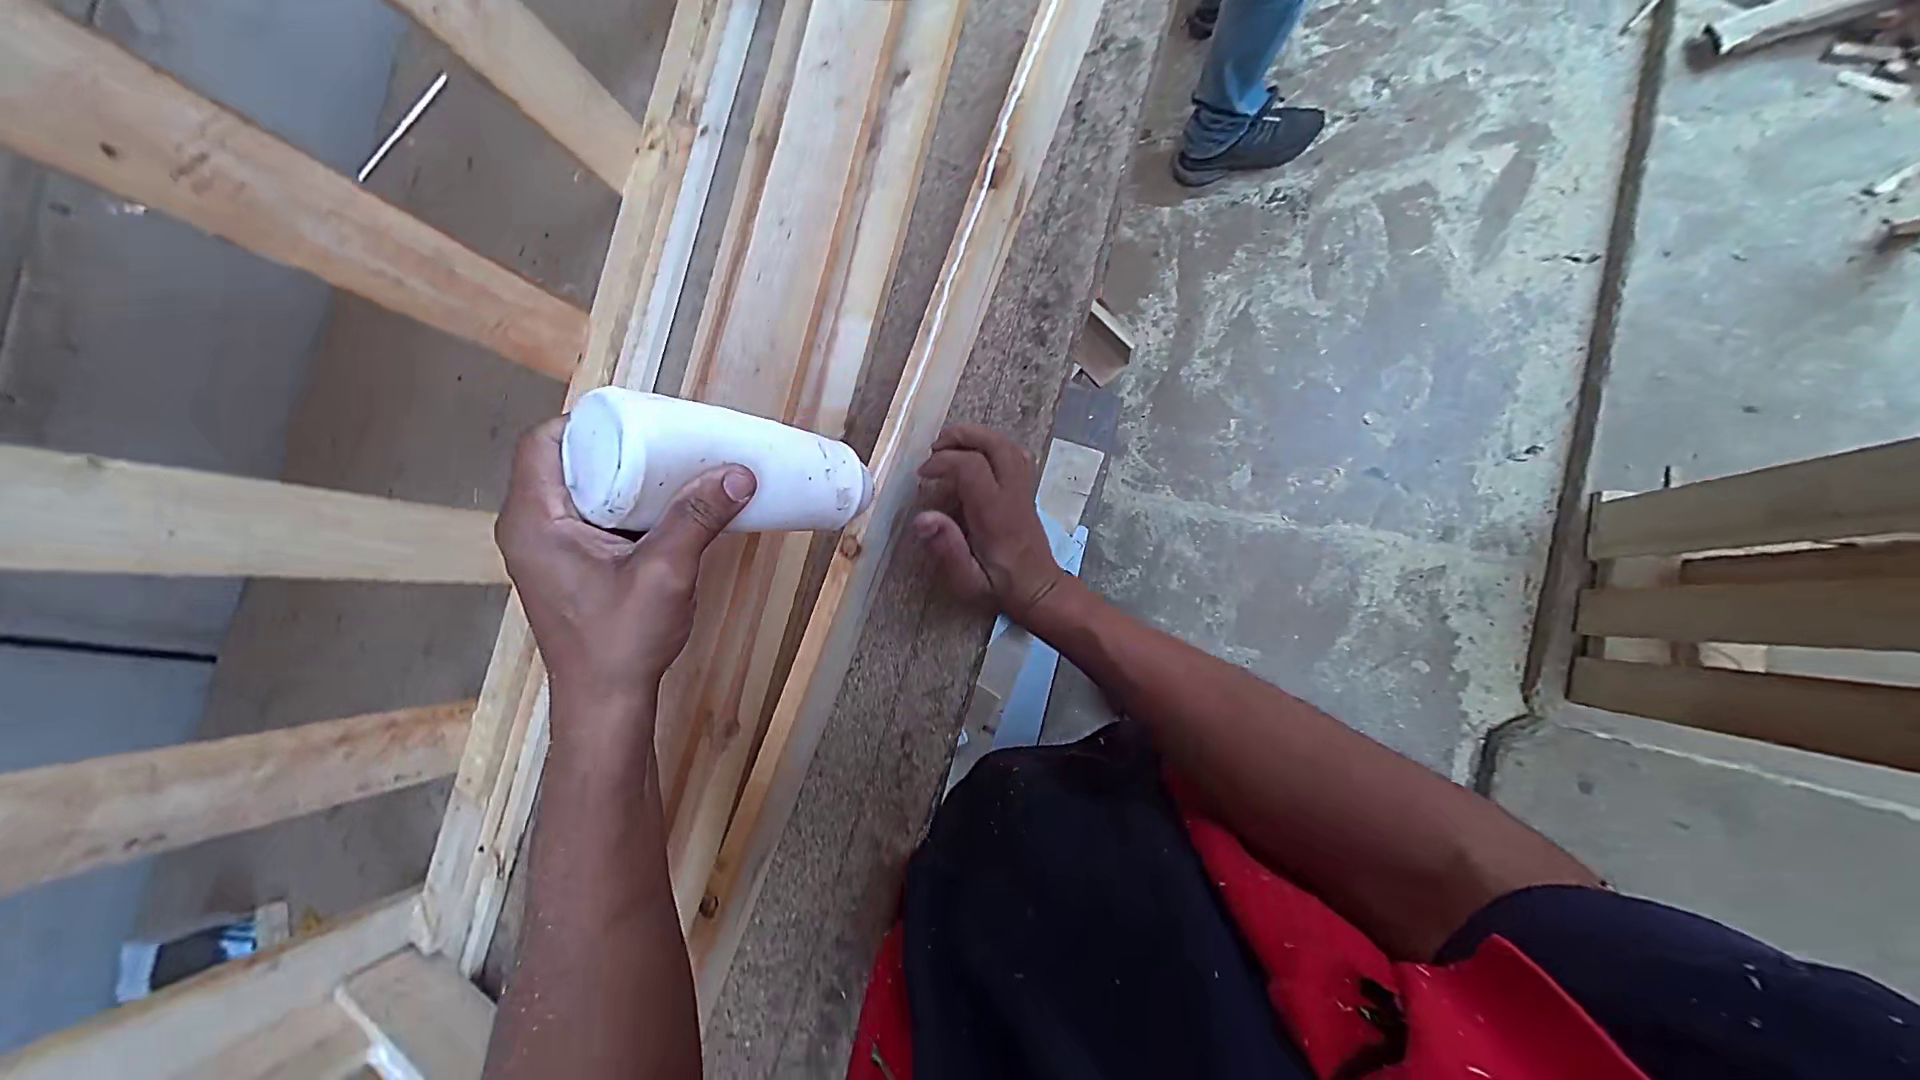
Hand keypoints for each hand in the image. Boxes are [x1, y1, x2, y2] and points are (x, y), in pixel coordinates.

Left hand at [496, 418, 754, 724]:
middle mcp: (531, 530)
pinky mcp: (570, 569)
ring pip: (582, 491)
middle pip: (565, 463)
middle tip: (667, 441)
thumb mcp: (665, 571)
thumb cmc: (621, 640)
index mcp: (534, 521)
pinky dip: (627, 506)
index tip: (641, 420)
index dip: (588, 423)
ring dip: (625, 477)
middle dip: (617, 447)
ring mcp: (549, 551)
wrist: (607, 703)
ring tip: (673, 469)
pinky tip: (666, 510)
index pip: (543, 442)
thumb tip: (739, 474)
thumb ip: (698, 518)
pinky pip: (594, 519)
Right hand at [912, 424, 1063, 622]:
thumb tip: (922, 519)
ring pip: (1008, 445)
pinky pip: (1016, 455)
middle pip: (995, 444)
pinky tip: (976, 457)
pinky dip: (993, 446)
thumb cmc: (1000, 587)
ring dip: (977, 438)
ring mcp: (1024, 490)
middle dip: (962, 437)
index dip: (943, 461)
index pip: (971, 466)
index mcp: (996, 513)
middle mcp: (1013, 495)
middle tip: (935, 448)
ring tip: (950, 447)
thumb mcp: (968, 580)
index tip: (923, 474)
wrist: (1039, 590)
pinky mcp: (1027, 491)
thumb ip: (947, 550)